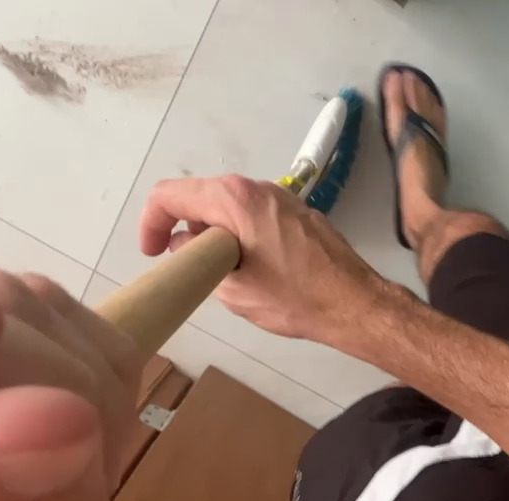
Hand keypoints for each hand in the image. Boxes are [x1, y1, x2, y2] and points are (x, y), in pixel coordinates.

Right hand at [138, 175, 392, 342]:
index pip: (170, 195)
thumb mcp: (234, 289)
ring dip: (216, 233)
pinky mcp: (302, 215)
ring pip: (231, 207)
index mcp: (233, 199)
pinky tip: (253, 267)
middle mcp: (256, 187)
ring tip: (220, 271)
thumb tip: (184, 246)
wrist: (357, 306)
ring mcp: (282, 198)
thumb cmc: (296, 300)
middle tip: (186, 264)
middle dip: (185, 228)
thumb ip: (198, 262)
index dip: (151, 222)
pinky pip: (258, 216)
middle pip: (202, 197)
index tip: (151, 252)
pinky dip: (243, 234)